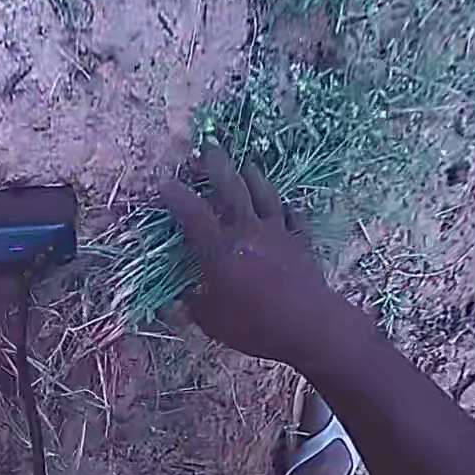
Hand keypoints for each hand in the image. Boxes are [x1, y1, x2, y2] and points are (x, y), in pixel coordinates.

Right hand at [161, 144, 356, 363]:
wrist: (310, 326)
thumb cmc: (254, 326)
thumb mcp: (211, 322)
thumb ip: (191, 307)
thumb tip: (174, 303)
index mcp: (220, 250)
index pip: (193, 215)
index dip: (176, 197)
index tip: (164, 184)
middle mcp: (248, 232)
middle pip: (231, 189)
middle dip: (217, 167)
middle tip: (207, 149)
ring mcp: (278, 234)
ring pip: (264, 195)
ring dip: (253, 177)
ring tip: (246, 165)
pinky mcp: (301, 243)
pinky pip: (293, 217)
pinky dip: (285, 208)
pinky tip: (283, 204)